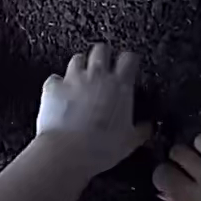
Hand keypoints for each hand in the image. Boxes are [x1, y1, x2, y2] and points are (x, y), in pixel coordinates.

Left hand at [34, 44, 150, 174]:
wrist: (68, 152)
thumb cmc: (101, 147)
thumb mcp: (129, 141)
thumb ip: (141, 130)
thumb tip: (148, 128)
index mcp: (120, 86)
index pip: (129, 58)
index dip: (129, 60)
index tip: (128, 65)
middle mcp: (97, 76)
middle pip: (101, 49)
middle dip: (103, 54)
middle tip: (103, 66)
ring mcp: (73, 79)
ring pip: (77, 58)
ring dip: (80, 66)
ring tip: (81, 78)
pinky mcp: (53, 87)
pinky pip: (54, 78)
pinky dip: (57, 85)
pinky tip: (59, 94)